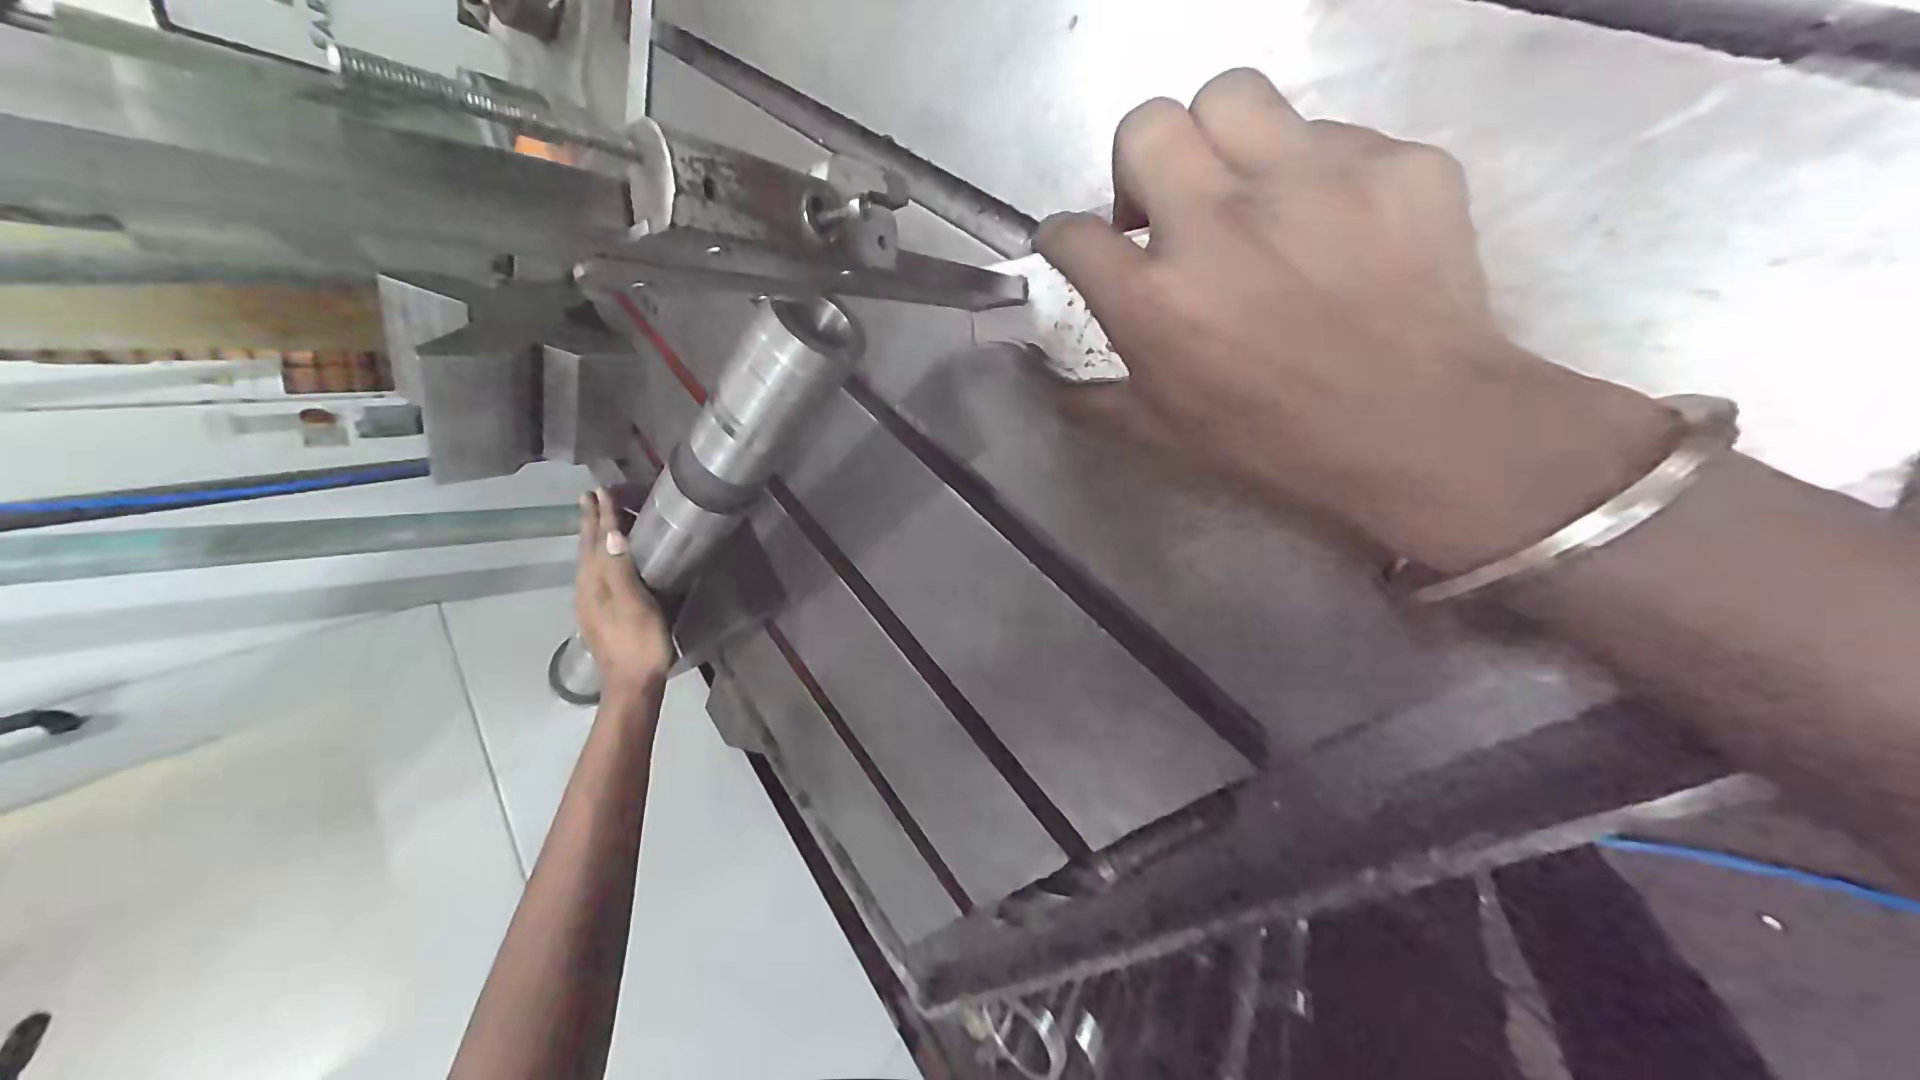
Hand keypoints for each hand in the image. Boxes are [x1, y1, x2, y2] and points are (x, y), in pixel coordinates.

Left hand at [575, 488, 671, 694]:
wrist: (631, 685)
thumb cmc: (639, 644)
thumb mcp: (636, 605)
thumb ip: (622, 571)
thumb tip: (612, 535)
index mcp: (595, 585)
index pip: (598, 542)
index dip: (602, 516)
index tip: (601, 490)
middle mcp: (587, 590)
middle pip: (586, 549)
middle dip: (589, 522)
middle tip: (589, 497)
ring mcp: (591, 604)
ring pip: (588, 561)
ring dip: (591, 538)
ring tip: (595, 520)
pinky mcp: (599, 614)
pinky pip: (594, 574)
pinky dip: (597, 556)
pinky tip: (605, 560)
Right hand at [1036, 69, 1677, 573]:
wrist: (1421, 434)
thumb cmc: (1274, 447)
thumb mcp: (1164, 438)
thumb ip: (1098, 403)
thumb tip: (1055, 389)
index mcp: (1154, 300)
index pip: (1071, 235)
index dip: (1061, 237)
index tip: (1075, 246)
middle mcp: (1216, 223)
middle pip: (1144, 127)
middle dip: (1136, 165)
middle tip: (1163, 211)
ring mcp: (1309, 182)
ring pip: (1232, 95)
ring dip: (1217, 140)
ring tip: (1241, 191)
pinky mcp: (1394, 165)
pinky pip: (1332, 136)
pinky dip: (1314, 174)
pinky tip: (1334, 226)